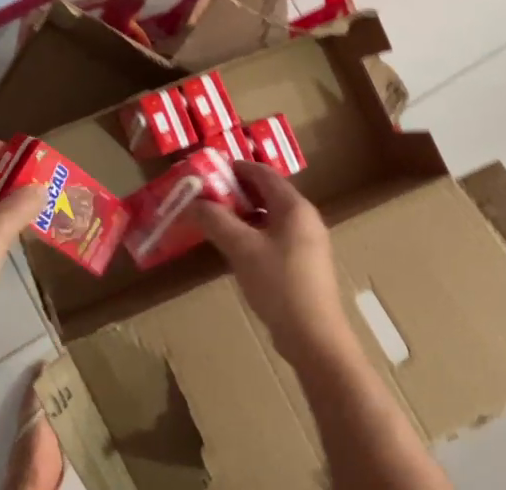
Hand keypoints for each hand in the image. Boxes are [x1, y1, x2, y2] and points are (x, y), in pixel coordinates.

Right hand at [194, 162, 357, 366]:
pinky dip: (253, 233)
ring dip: (242, 214)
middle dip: (235, 192)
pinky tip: (234, 248)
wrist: (314, 337)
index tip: (207, 172)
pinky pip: (274, 236)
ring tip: (214, 222)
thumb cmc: (279, 283)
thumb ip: (215, 220)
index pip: (262, 173)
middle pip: (266, 193)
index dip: (235, 168)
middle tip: (205, 197)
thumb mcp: (241, 248)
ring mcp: (307, 242)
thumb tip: (190, 202)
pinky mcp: (303, 264)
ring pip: (269, 217)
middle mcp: (305, 218)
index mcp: (294, 206)